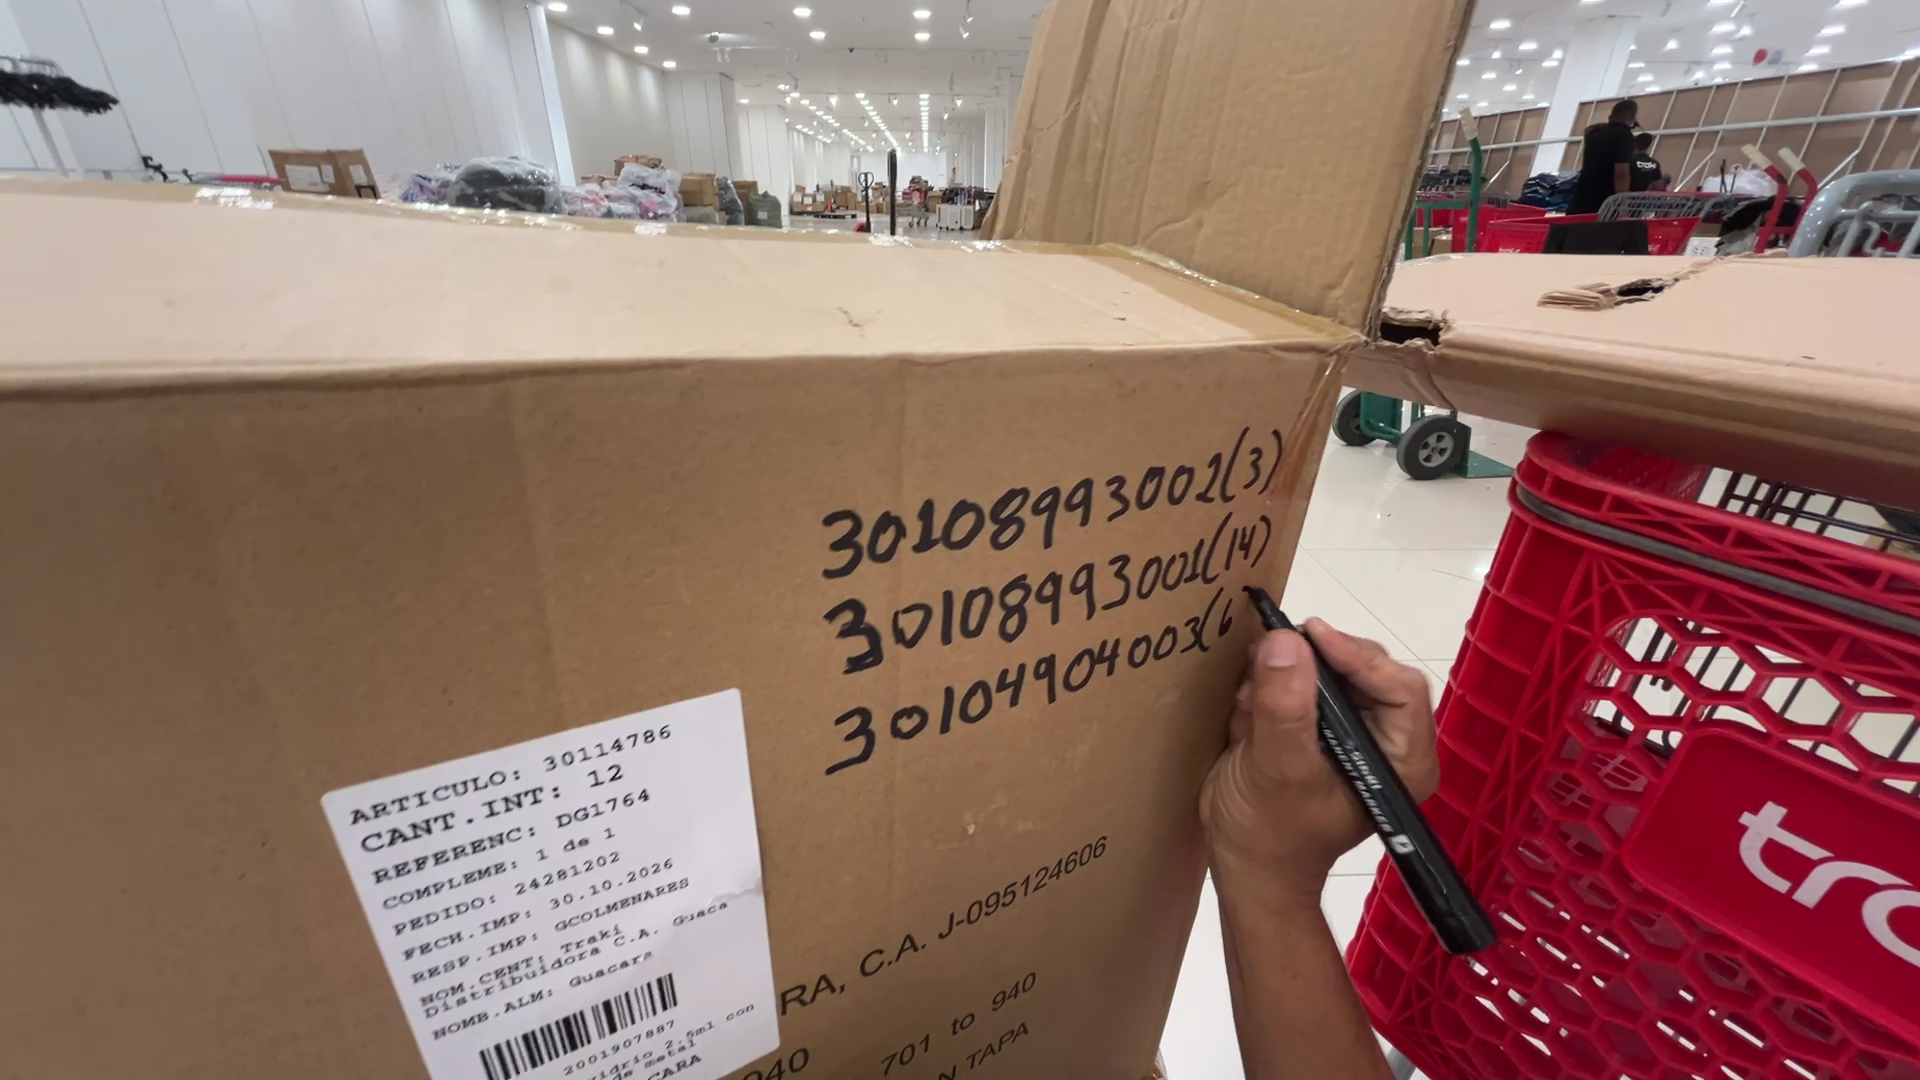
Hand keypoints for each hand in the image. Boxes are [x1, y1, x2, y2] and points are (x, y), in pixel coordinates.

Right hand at [1200, 618, 1439, 897]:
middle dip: (1310, 666)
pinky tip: (1246, 713)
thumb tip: (1286, 640)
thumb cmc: (1270, 831)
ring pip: (1324, 673)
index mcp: (1399, 759)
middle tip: (1266, 660)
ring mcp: (1345, 735)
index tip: (1307, 636)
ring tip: (1249, 702)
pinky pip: (1295, 687)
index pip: (1398, 686)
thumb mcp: (1276, 767)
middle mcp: (1381, 741)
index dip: (1356, 656)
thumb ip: (1284, 707)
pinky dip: (1267, 688)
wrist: (1243, 867)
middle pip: (1363, 671)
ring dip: (1281, 678)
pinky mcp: (1312, 732)